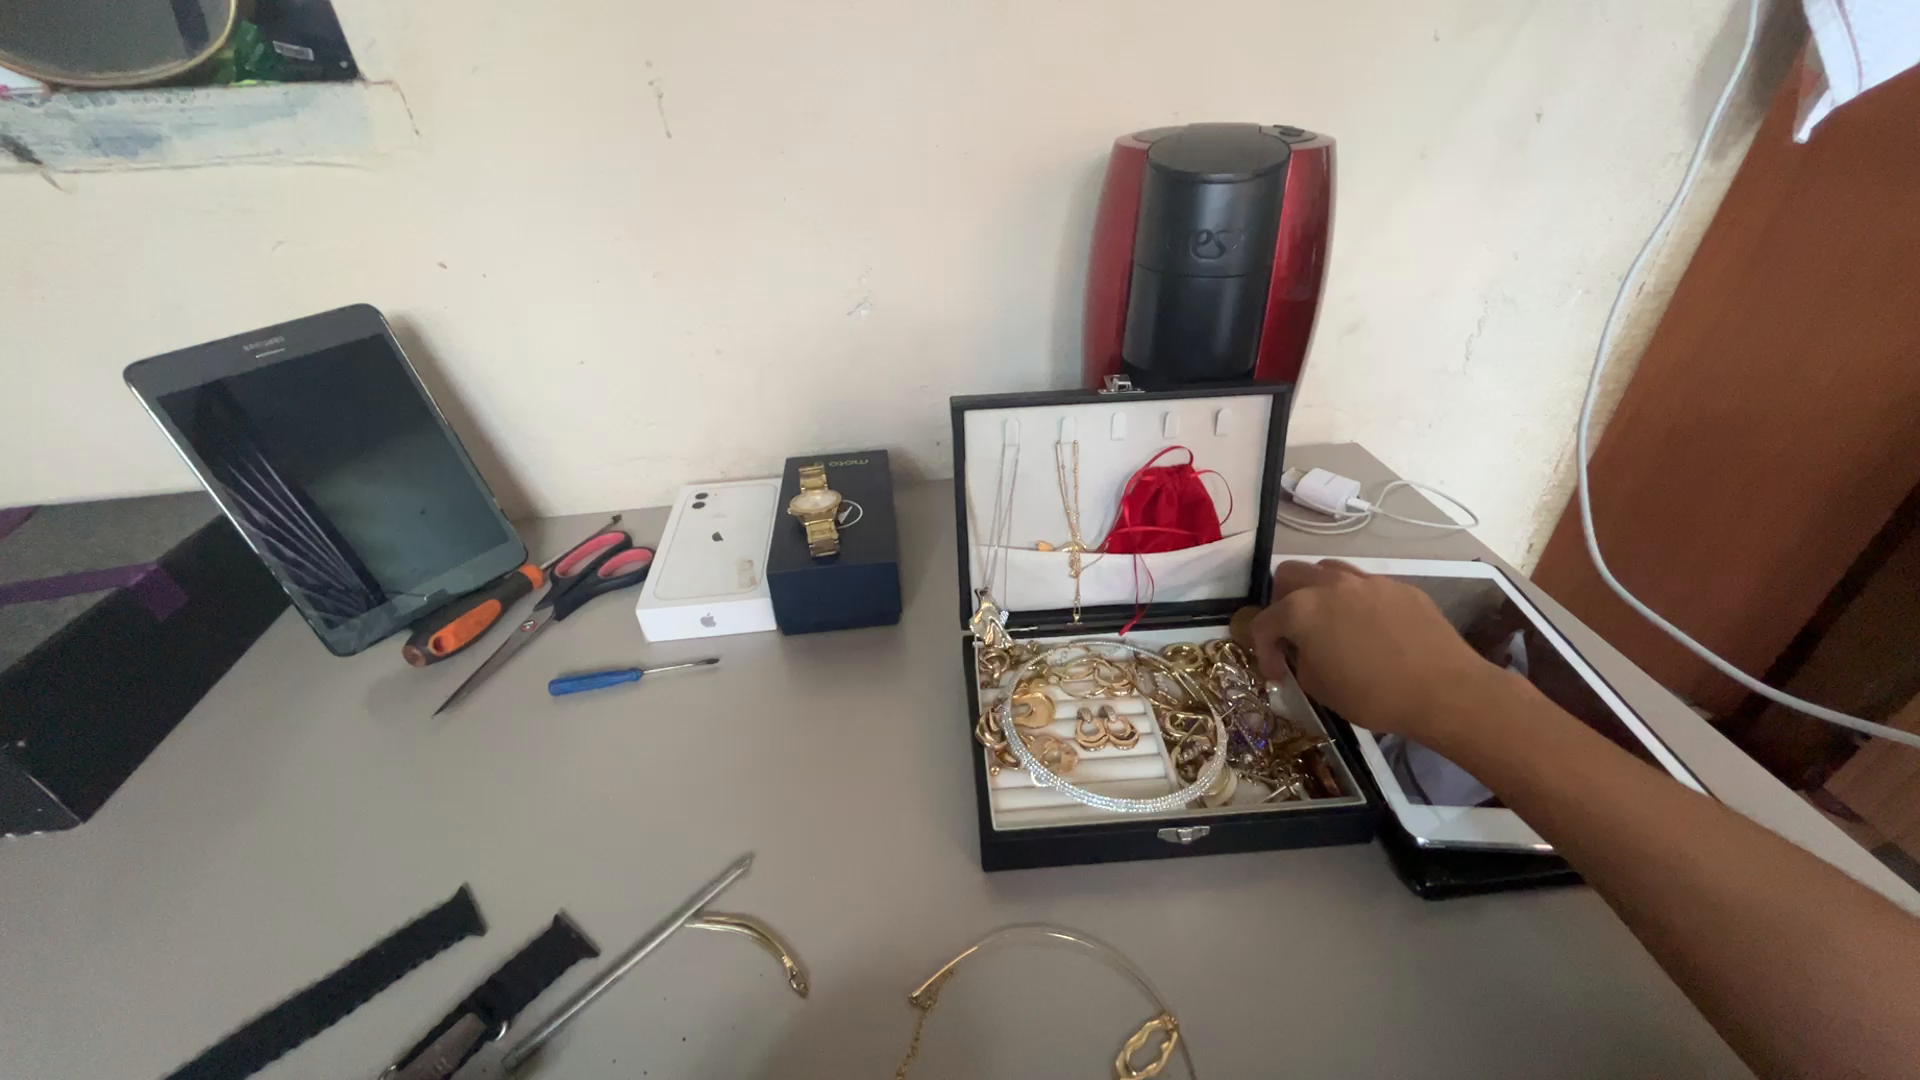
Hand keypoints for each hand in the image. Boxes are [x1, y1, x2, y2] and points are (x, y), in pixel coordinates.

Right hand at [1249, 560, 1505, 739]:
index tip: (1277, 673)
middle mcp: (1330, 585)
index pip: (1265, 622)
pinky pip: (1366, 586)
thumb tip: (1303, 653)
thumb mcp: (1319, 687)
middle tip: (1293, 631)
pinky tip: (1370, 630)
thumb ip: (1300, 661)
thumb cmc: (1373, 695)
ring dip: (1317, 592)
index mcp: (1302, 610)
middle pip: (1289, 575)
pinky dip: (1356, 602)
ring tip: (1328, 621)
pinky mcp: (1400, 588)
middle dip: (1281, 602)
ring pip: (1327, 570)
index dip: (1264, 650)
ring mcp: (1368, 582)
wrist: (1446, 692)